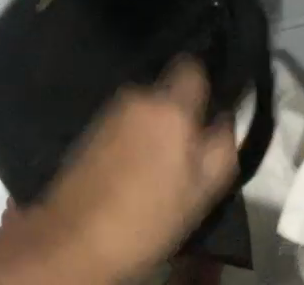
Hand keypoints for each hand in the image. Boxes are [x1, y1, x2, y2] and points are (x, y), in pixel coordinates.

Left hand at [18, 58, 239, 282]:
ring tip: (157, 168)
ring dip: (155, 128)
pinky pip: (125, 122)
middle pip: (169, 91)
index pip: (193, 67)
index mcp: (170, 106)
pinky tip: (133, 171)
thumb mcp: (202, 190)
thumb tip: (227, 117)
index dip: (205, 83)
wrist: (76, 236)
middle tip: (187, 151)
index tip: (210, 107)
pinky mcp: (91, 127)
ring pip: (146, 109)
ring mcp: (110, 109)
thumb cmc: (148, 217)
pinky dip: (133, 138)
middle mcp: (138, 96)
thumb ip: (223, 145)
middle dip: (180, 114)